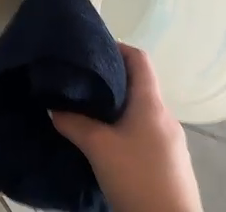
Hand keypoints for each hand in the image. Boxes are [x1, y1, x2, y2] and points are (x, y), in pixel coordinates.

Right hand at [51, 45, 202, 211]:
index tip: (88, 50)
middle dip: (108, 80)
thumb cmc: (137, 179)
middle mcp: (165, 118)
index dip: (115, 47)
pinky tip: (104, 144)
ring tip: (85, 113)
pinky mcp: (170, 164)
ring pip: (139, 111)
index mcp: (151, 105)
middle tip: (77, 82)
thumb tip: (54, 107)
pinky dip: (124, 128)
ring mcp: (171, 143)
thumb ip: (72, 122)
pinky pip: (144, 133)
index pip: (139, 58)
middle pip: (137, 85)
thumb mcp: (97, 147)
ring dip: (115, 108)